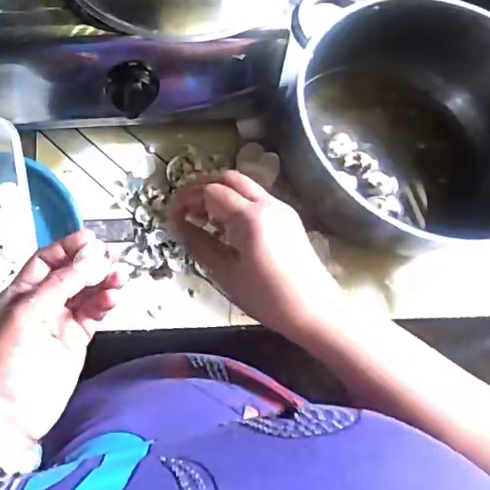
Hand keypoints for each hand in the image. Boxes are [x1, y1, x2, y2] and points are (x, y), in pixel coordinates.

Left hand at [0, 231, 122, 458]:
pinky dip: (105, 303)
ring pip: (86, 292)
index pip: (47, 260)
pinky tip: (113, 298)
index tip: (91, 238)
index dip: (68, 247)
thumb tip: (88, 259)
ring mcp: (59, 323)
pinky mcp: (76, 341)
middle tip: (112, 256)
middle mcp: (41, 304)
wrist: (7, 419)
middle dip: (91, 262)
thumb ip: (59, 285)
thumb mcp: (26, 316)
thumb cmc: (3, 366)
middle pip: (71, 273)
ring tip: (118, 277)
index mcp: (20, 293)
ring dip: (103, 281)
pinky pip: (94, 313)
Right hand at [168, 171, 345, 341]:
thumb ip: (199, 245)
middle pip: (229, 178)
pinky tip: (226, 225)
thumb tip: (178, 226)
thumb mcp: (226, 274)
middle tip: (184, 207)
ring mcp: (281, 209)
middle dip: (202, 187)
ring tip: (202, 216)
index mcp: (250, 217)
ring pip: (244, 185)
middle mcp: (267, 205)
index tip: (173, 215)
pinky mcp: (289, 218)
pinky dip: (236, 201)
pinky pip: (257, 198)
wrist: (316, 311)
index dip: (187, 199)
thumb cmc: (268, 298)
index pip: (211, 191)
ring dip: (220, 192)